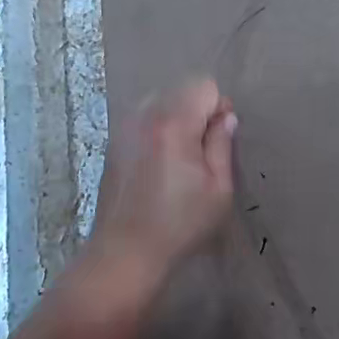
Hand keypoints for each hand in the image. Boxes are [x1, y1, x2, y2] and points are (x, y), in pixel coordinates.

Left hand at [89, 77, 238, 280]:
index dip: (219, 109)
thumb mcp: (218, 190)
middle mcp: (143, 116)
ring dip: (176, 120)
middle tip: (202, 152)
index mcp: (172, 124)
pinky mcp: (113, 143)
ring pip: (160, 102)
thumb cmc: (179, 225)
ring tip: (180, 159)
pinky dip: (157, 131)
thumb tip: (226, 118)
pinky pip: (143, 120)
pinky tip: (159, 166)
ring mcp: (123, 128)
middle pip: (180, 89)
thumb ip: (222, 145)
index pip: (204, 86)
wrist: (125, 253)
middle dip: (197, 111)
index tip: (220, 139)